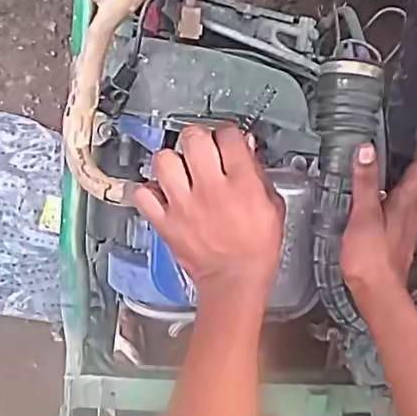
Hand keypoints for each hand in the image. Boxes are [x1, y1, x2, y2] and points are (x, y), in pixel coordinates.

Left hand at [133, 124, 284, 307]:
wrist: (235, 281)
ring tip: (180, 170)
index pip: (229, 135)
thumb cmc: (257, 249)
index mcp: (242, 183)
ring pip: (164, 159)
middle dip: (199, 138)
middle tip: (202, 149)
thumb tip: (247, 149)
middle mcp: (210, 189)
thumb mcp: (273, 207)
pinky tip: (162, 193)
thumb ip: (259, 175)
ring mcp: (184, 205)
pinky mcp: (165, 222)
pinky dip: (148, 190)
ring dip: (172, 161)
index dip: (228, 133)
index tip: (227, 140)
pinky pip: (143, 194)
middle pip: (193, 138)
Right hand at [340, 127, 416, 301]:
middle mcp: (412, 217)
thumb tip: (366, 152)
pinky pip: (413, 219)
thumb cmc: (371, 260)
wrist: (378, 293)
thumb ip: (365, 183)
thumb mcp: (363, 215)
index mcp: (405, 205)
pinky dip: (410, 207)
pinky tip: (400, 211)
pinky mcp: (402, 245)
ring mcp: (409, 232)